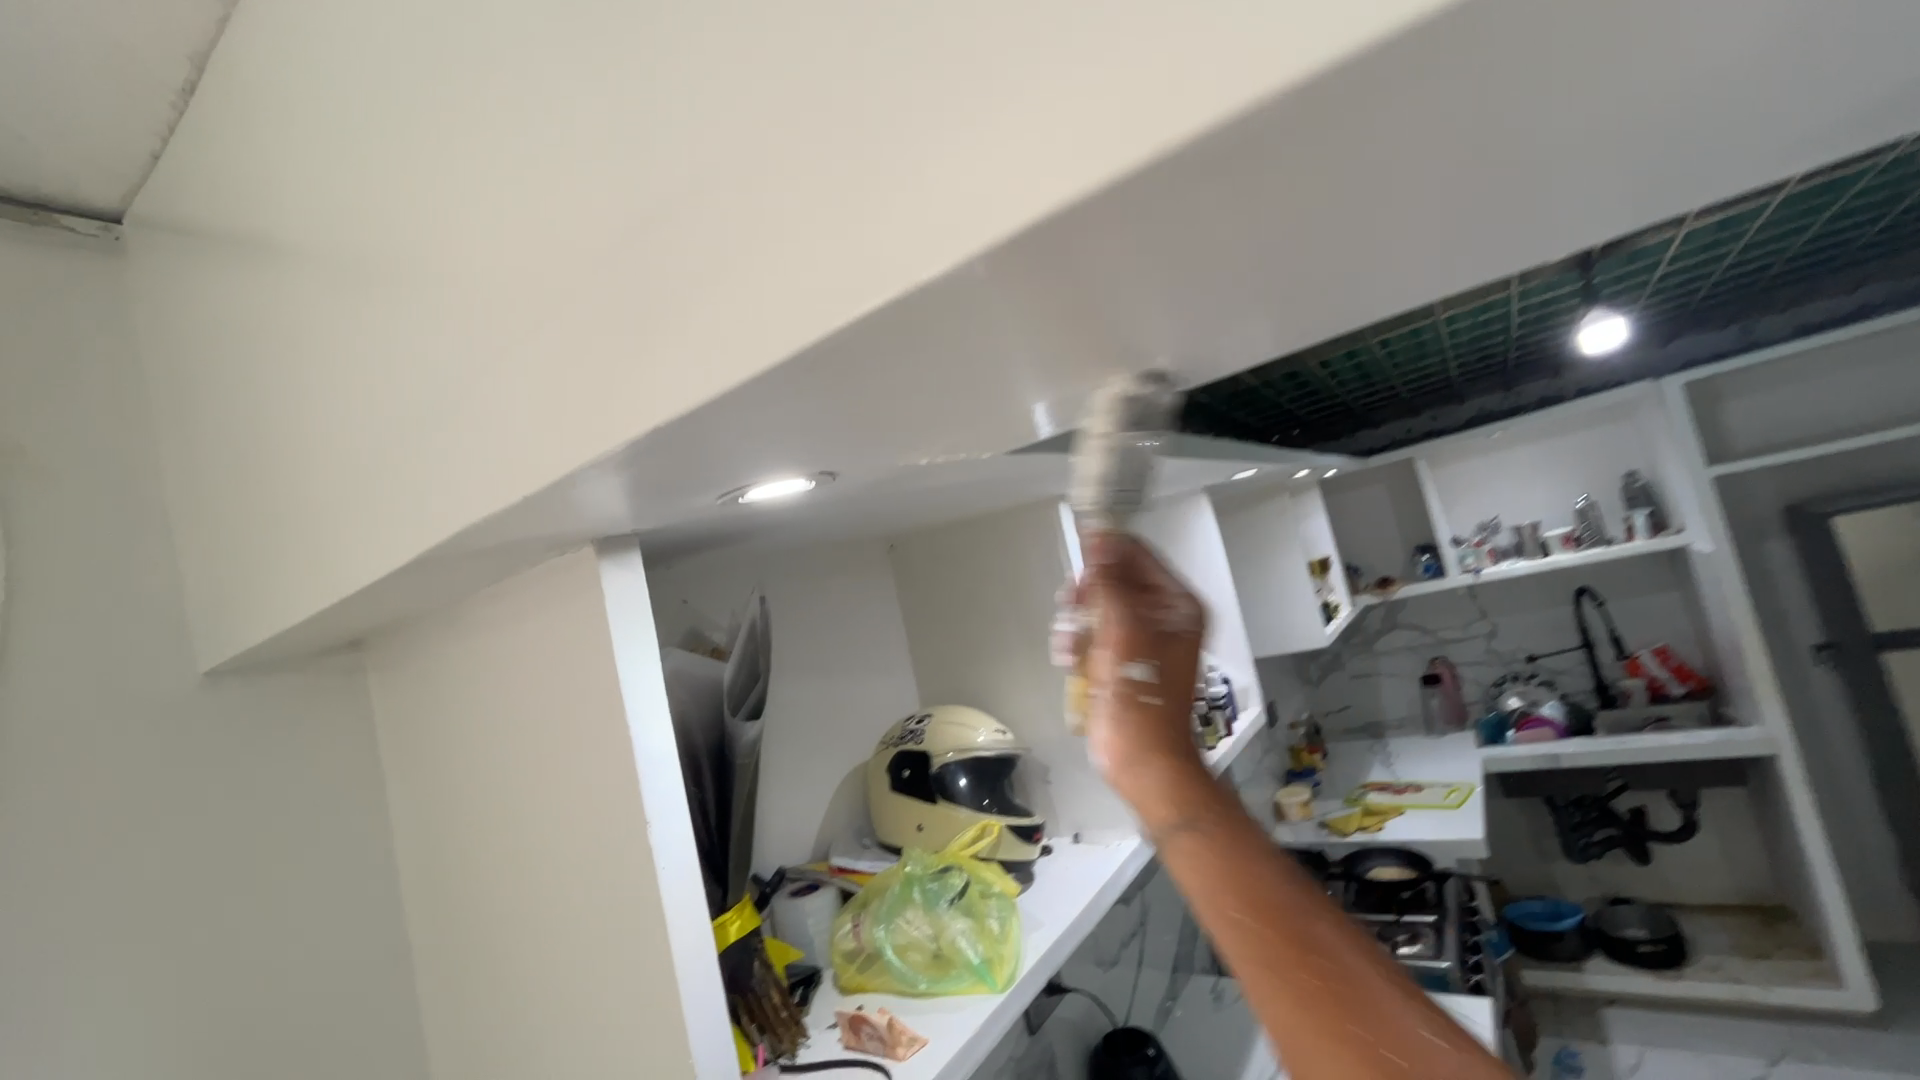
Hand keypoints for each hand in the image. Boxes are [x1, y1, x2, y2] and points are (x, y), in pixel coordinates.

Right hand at [1071, 532, 1208, 799]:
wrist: (1141, 759)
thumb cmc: (1139, 698)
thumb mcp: (1123, 630)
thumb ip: (1109, 581)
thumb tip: (1098, 537)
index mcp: (1176, 605)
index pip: (1137, 555)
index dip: (1105, 549)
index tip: (1075, 552)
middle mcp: (1161, 616)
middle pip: (1113, 580)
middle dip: (1086, 595)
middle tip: (1070, 608)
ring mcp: (1140, 640)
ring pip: (1096, 608)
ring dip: (1076, 623)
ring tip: (1069, 648)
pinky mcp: (1119, 662)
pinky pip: (1091, 636)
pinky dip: (1077, 645)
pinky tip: (1071, 661)